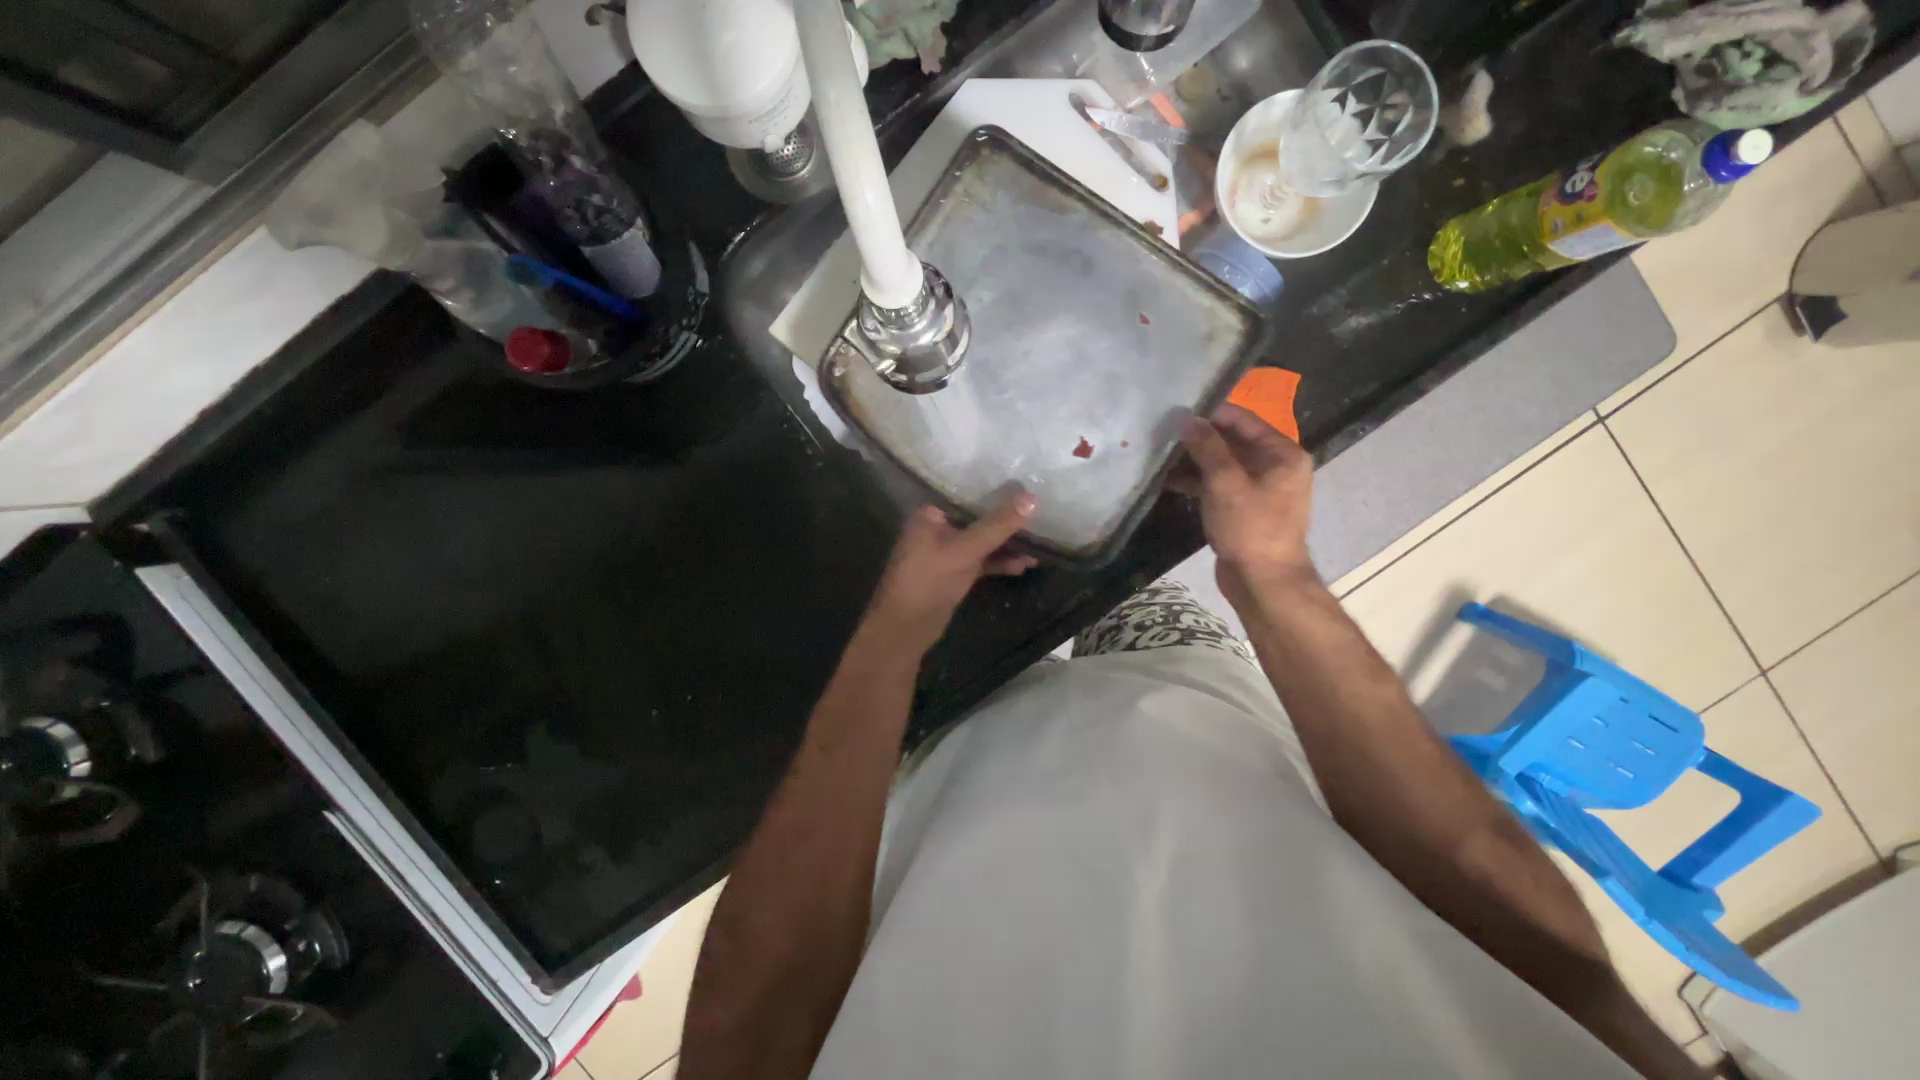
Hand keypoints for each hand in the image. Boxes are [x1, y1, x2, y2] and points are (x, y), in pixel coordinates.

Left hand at [865, 492, 1039, 654]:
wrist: (905, 628)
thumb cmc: (928, 581)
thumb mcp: (965, 550)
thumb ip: (998, 525)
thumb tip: (1033, 498)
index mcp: (930, 513)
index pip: (968, 493)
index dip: (998, 491)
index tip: (1029, 487)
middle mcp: (937, 527)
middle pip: (978, 518)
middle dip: (1007, 521)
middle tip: (1041, 516)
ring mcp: (945, 551)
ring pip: (982, 542)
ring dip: (1007, 545)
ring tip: (1039, 546)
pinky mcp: (953, 572)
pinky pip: (981, 561)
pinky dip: (999, 562)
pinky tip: (1024, 566)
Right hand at [1174, 404, 1314, 600]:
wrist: (1263, 582)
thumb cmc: (1250, 528)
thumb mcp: (1225, 483)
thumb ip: (1207, 447)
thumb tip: (1188, 420)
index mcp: (1282, 454)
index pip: (1244, 420)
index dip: (1211, 414)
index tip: (1178, 409)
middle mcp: (1275, 466)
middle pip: (1233, 441)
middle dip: (1199, 439)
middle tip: (1163, 432)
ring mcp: (1260, 489)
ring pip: (1223, 465)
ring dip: (1194, 461)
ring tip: (1159, 455)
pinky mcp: (1244, 509)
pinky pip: (1219, 486)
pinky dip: (1197, 482)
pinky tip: (1168, 481)